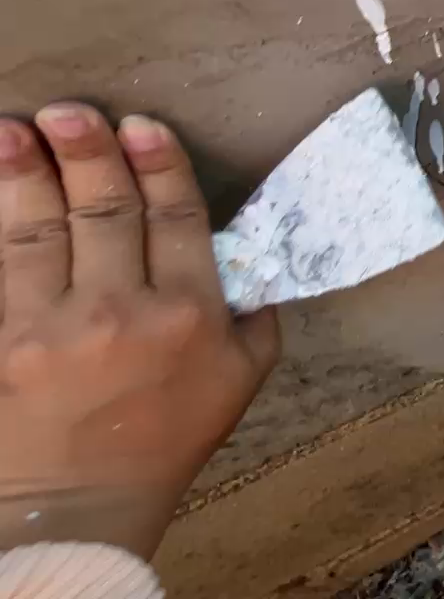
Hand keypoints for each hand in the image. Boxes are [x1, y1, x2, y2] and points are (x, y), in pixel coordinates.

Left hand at [0, 103, 278, 558]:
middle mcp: (122, 308)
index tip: (143, 126)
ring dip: (24, 179)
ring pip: (37, 236)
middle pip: (104, 216)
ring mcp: (49, 328)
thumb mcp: (248, 368)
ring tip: (10, 131)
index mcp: (193, 309)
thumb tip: (246, 256)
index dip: (160, 168)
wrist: (80, 501)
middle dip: (87, 157)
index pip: (177, 220)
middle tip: (69, 111)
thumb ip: (251, 308)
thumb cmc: (178, 428)